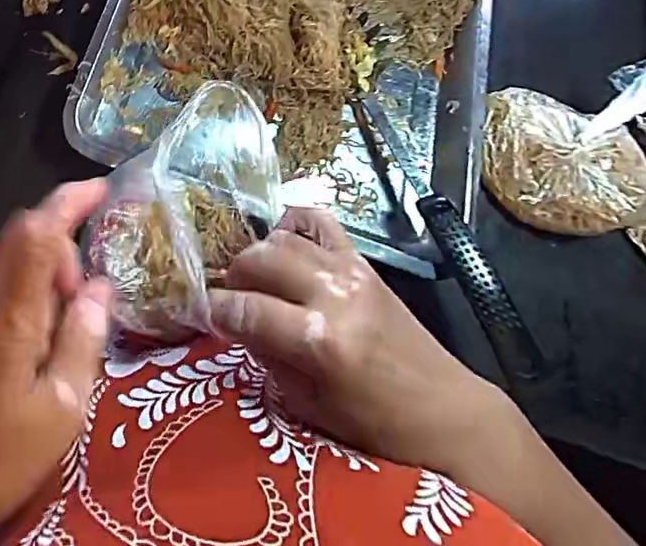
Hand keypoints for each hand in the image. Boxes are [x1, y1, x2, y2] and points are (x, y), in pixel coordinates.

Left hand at [0, 180, 112, 545]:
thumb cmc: (1, 454)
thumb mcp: (63, 407)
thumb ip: (84, 338)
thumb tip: (101, 287)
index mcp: (10, 314)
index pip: (36, 233)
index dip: (69, 201)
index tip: (102, 190)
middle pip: (24, 235)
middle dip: (66, 240)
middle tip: (90, 293)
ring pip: (15, 258)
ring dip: (51, 268)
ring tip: (74, 316)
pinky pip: (6, 282)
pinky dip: (35, 285)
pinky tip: (50, 330)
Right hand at [207, 207, 507, 474]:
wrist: (443, 407)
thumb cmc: (376, 423)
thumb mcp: (309, 405)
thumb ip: (268, 356)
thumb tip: (235, 322)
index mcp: (319, 339)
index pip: (247, 309)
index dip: (216, 308)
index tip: (202, 311)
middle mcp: (333, 293)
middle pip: (261, 259)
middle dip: (234, 275)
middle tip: (229, 295)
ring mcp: (350, 269)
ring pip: (283, 237)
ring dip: (258, 252)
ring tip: (254, 277)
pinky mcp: (363, 259)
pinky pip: (320, 222)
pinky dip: (294, 225)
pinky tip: (284, 242)